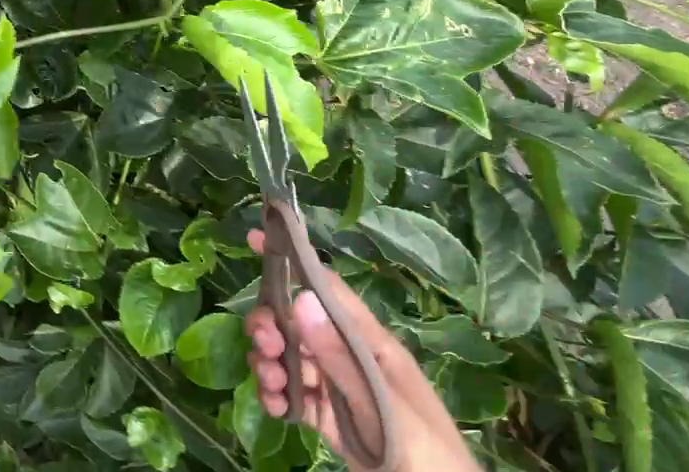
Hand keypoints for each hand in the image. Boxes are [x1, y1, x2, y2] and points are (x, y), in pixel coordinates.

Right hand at [245, 229, 480, 471]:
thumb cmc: (431, 459)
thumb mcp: (387, 410)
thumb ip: (342, 359)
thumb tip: (301, 297)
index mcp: (375, 349)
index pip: (330, 293)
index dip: (295, 264)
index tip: (257, 239)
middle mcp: (353, 360)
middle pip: (299, 325)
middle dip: (272, 327)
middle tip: (265, 346)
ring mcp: (339, 389)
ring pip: (290, 358)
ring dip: (270, 363)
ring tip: (270, 382)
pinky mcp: (329, 418)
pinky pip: (292, 394)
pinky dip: (275, 395)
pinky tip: (274, 405)